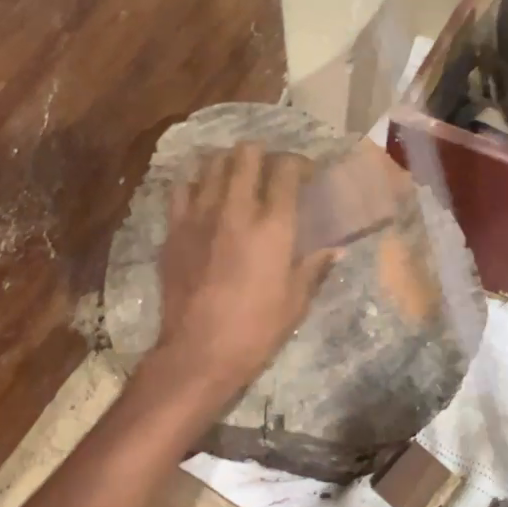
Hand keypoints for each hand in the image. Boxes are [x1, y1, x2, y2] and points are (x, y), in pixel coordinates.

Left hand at [144, 143, 336, 406]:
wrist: (198, 352)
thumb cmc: (255, 332)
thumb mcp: (295, 303)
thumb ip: (313, 268)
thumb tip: (334, 249)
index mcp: (273, 226)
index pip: (287, 169)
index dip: (300, 164)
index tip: (306, 174)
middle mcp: (236, 209)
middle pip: (247, 154)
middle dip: (263, 155)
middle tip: (269, 172)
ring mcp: (199, 215)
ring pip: (211, 162)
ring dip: (228, 162)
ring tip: (236, 177)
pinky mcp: (174, 229)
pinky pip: (181, 188)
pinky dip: (195, 182)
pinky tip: (202, 194)